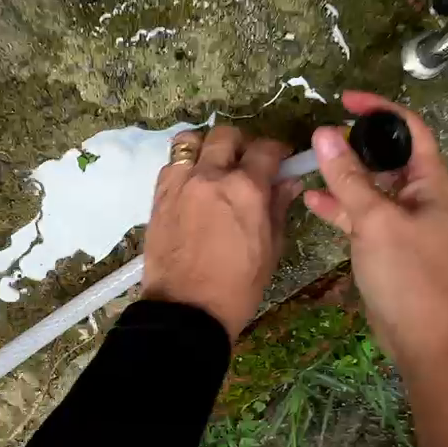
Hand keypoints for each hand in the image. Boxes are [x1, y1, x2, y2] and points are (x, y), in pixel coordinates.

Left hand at [142, 125, 300, 336]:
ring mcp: (181, 183)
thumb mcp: (271, 248)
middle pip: (227, 135)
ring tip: (214, 166)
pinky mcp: (159, 195)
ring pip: (192, 141)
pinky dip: (185, 165)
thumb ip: (278, 207)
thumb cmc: (238, 286)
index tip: (280, 160)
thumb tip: (288, 182)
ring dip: (207, 147)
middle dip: (242, 144)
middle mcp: (211, 175)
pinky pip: (172, 163)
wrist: (186, 311)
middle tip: (246, 164)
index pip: (265, 149)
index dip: (277, 151)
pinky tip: (193, 184)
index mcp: (246, 189)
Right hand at [302, 91, 447, 370]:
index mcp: (432, 182)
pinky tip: (311, 200)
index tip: (345, 101)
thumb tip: (323, 132)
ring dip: (344, 175)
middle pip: (388, 156)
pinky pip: (364, 214)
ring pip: (372, 186)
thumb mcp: (375, 221)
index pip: (410, 129)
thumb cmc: (408, 275)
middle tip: (322, 136)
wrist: (422, 340)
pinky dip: (342, 206)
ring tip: (310, 163)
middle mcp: (422, 196)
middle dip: (355, 144)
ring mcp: (406, 221)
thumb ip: (347, 177)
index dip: (379, 109)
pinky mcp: (390, 243)